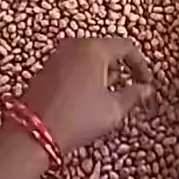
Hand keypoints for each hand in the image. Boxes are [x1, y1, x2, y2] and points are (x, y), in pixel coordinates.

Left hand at [19, 37, 155, 152]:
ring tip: (109, 97)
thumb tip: (146, 89)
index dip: (140, 65)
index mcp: (94, 48)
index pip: (126, 47)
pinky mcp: (45, 69)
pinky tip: (87, 98)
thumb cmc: (77, 118)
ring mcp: (57, 56)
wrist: (33, 134)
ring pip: (89, 57)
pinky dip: (86, 76)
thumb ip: (134, 95)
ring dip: (103, 72)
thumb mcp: (113, 109)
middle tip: (130, 89)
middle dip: (121, 68)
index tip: (146, 83)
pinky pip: (73, 65)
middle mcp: (74, 45)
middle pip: (106, 49)